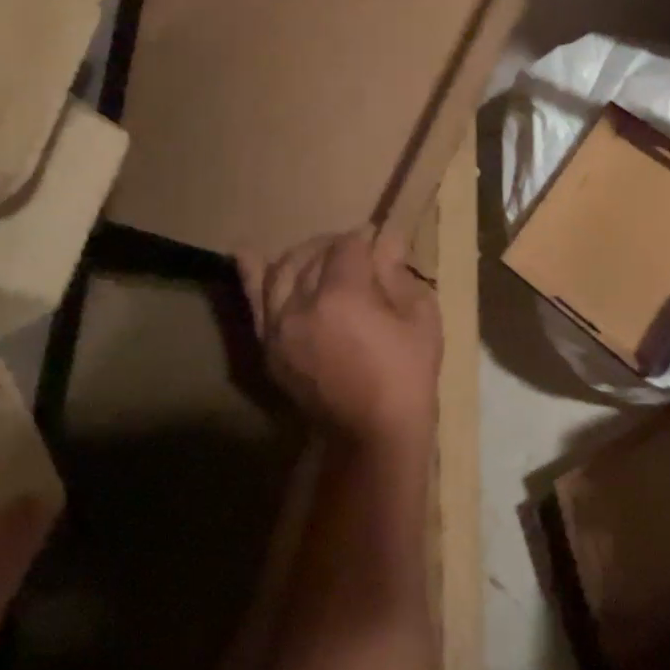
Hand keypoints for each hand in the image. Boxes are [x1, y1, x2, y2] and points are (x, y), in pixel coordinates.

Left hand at [238, 227, 441, 449]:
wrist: (372, 430)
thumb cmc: (408, 371)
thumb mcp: (421, 316)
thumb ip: (399, 274)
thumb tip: (388, 243)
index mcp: (344, 295)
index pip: (348, 246)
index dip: (366, 239)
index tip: (380, 240)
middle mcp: (301, 304)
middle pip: (311, 255)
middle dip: (335, 246)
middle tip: (357, 251)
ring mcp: (277, 327)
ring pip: (280, 273)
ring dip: (301, 257)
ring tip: (320, 256)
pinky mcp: (267, 346)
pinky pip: (254, 302)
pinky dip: (252, 276)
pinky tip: (248, 254)